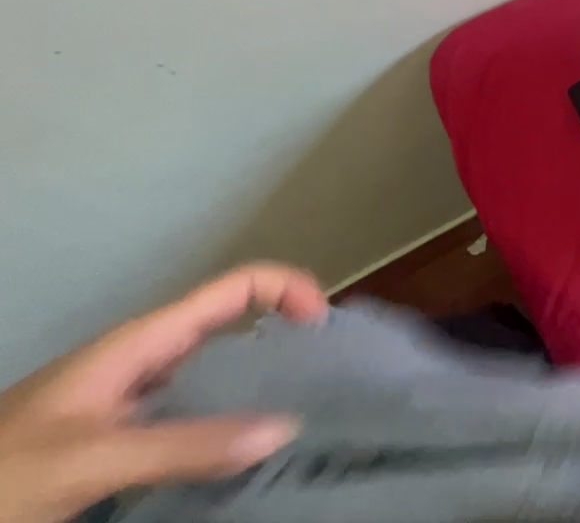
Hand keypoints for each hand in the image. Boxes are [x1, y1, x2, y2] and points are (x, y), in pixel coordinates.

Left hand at [0, 263, 326, 522]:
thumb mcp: (90, 460)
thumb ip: (187, 444)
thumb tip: (288, 428)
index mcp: (142, 341)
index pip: (239, 285)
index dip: (290, 289)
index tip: (322, 329)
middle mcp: (142, 357)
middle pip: (234, 324)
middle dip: (284, 339)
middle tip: (323, 378)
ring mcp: (127, 395)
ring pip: (214, 370)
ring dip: (258, 383)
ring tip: (294, 413)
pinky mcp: (117, 431)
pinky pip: (192, 409)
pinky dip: (226, 420)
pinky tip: (236, 451)